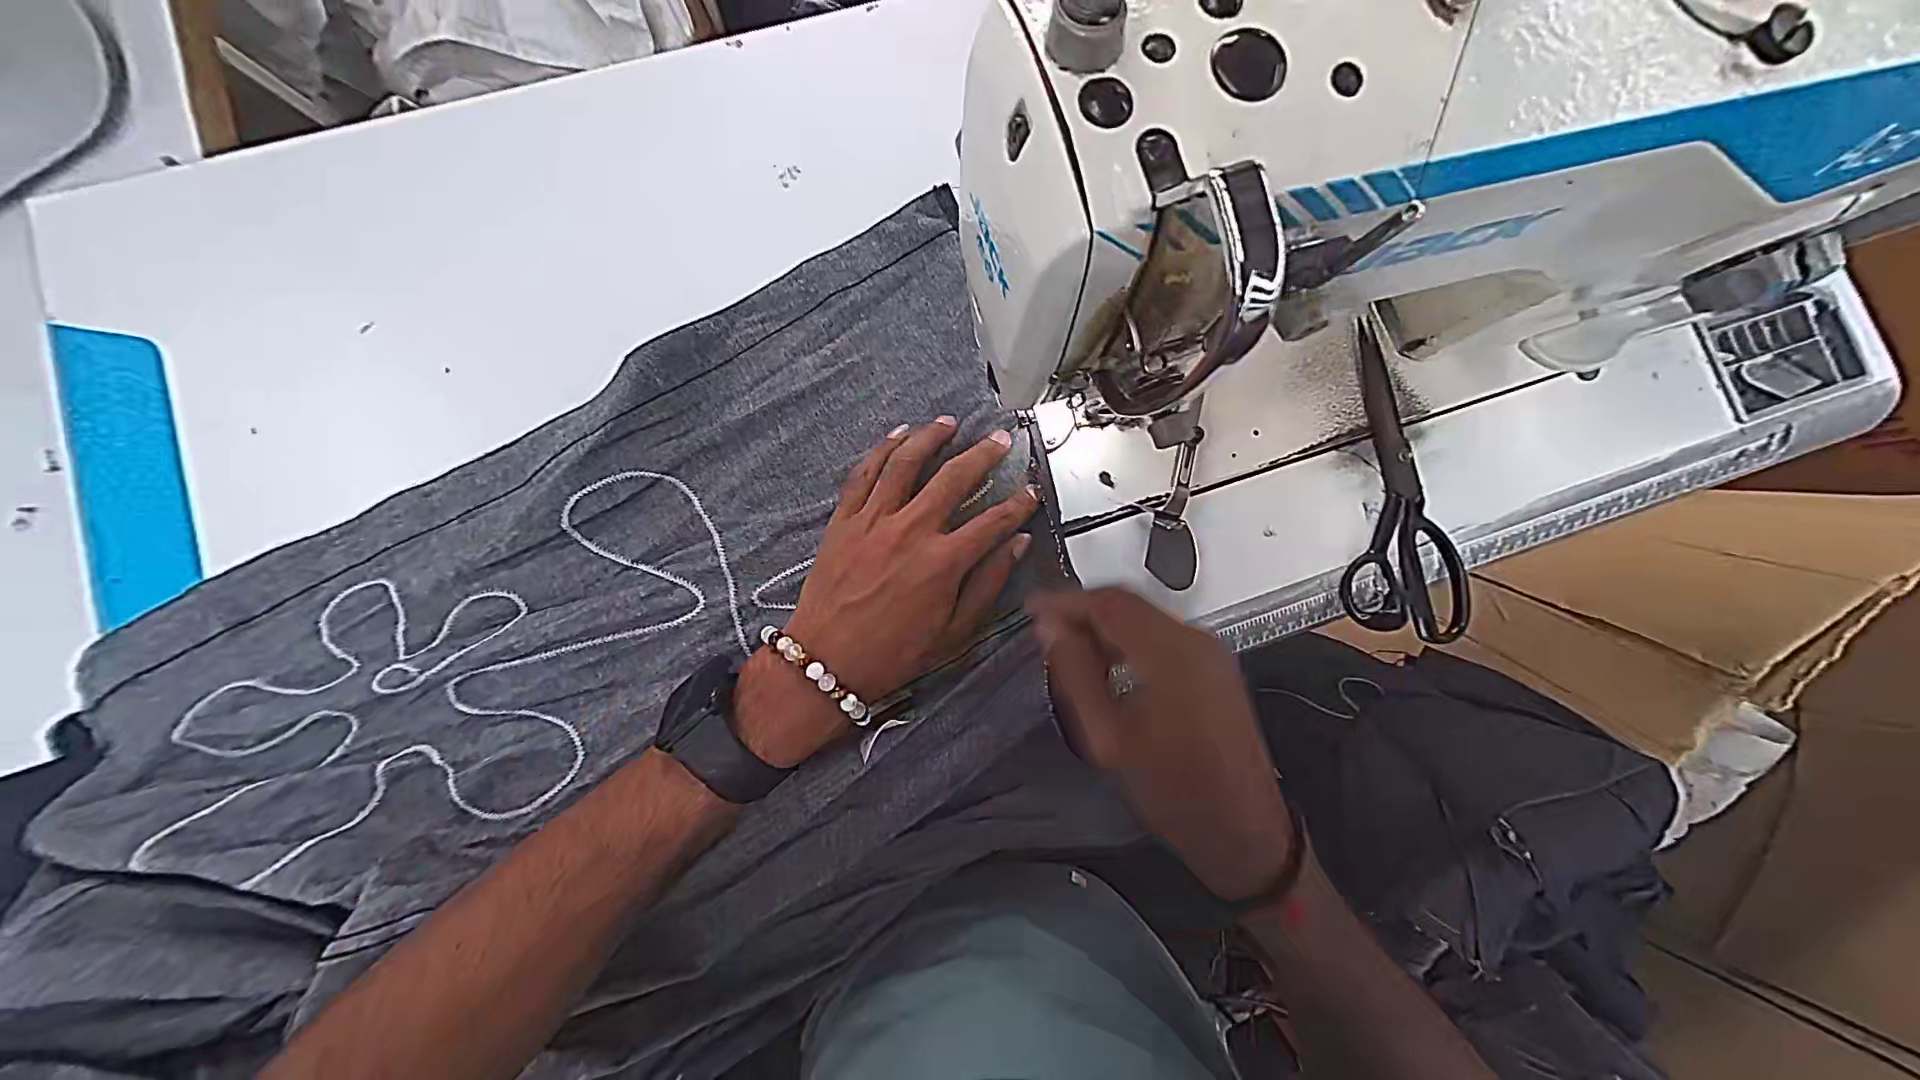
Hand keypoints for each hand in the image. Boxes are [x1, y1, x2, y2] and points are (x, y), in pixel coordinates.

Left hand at [733, 417, 1038, 766]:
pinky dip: (882, 450)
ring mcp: (874, 522)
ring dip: (931, 437)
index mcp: (943, 562)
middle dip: (983, 454)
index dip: (1017, 503)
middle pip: (954, 477)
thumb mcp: (954, 632)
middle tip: (999, 441)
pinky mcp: (845, 521)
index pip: (993, 520)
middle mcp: (910, 532)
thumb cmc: (890, 653)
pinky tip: (896, 436)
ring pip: (906, 463)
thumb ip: (989, 584)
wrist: (828, 661)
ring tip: (949, 423)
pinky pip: (864, 474)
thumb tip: (1016, 547)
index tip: (1029, 493)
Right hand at [1026, 588, 1295, 901]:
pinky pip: (1159, 632)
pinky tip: (1106, 661)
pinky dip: (1126, 637)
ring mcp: (1208, 651)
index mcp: (1171, 655)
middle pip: (1127, 603)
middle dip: (1081, 610)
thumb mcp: (1108, 738)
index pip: (1108, 603)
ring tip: (1069, 647)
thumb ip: (1075, 675)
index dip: (1064, 601)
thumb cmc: (1177, 792)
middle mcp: (1196, 642)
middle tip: (1047, 628)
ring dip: (1103, 623)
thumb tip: (1051, 631)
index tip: (1035, 608)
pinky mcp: (1212, 663)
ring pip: (1142, 615)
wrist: (1241, 825)